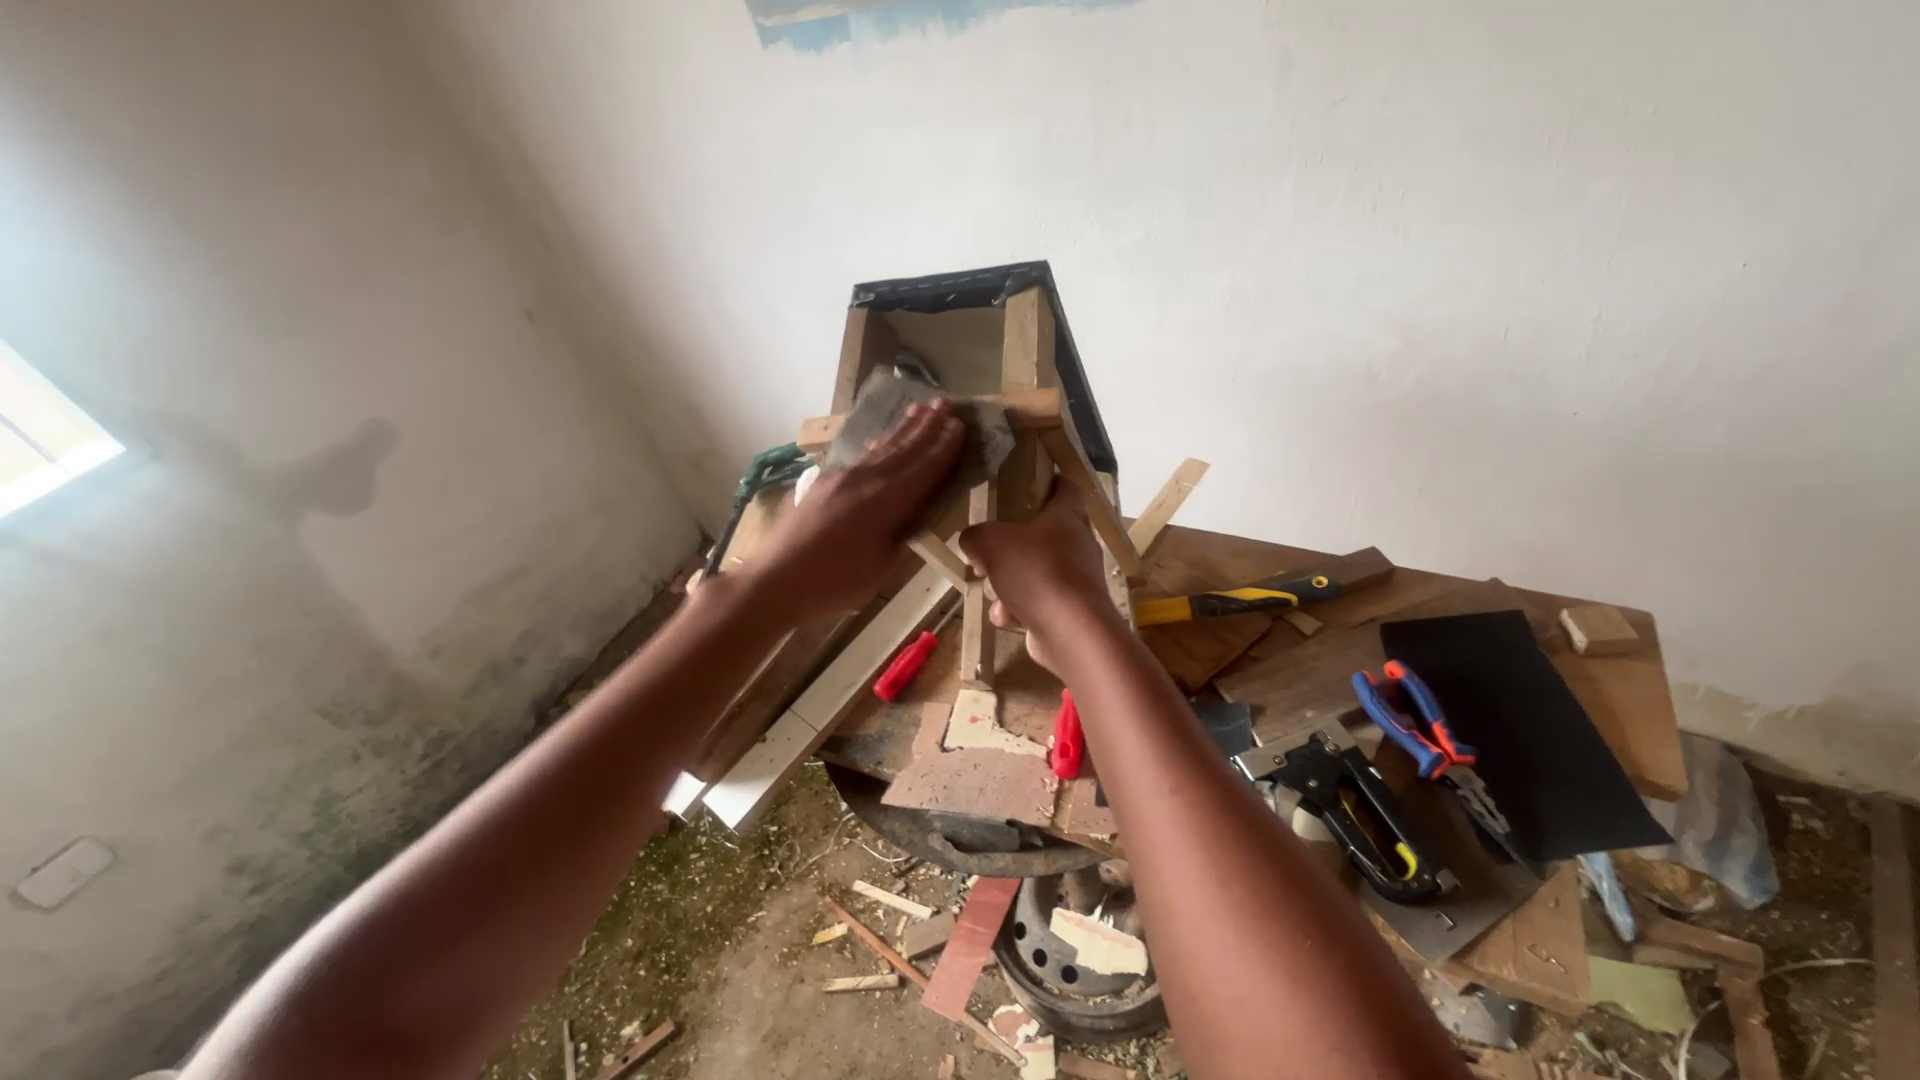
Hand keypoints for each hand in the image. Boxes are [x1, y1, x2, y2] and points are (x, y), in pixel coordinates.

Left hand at [747, 399, 963, 623]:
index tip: (960, 425)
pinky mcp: (822, 483)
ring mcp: (840, 477)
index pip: (924, 467)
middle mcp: (865, 479)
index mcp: (886, 500)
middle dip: (926, 425)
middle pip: (903, 447)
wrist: (774, 580)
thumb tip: (914, 521)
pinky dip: (879, 445)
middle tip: (945, 402)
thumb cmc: (833, 583)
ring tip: (919, 409)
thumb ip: (902, 539)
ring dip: (902, 429)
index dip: (944, 447)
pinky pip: (861, 457)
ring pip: (880, 448)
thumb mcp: (881, 569)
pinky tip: (881, 441)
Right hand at [959, 480, 1120, 673]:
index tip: (1027, 483)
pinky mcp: (1071, 612)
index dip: (1048, 481)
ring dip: (1008, 584)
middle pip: (1040, 536)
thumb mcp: (991, 543)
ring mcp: (1077, 581)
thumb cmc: (1036, 572)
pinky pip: (1037, 604)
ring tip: (994, 594)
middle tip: (986, 556)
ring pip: (1034, 574)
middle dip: (1008, 549)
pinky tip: (1007, 618)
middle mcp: (1077, 545)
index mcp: (1067, 517)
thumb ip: (975, 537)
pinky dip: (1019, 611)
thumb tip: (972, 542)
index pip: (1065, 487)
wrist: (1071, 632)